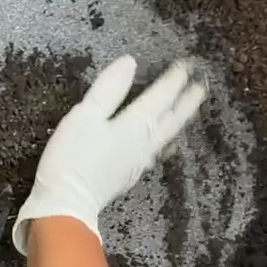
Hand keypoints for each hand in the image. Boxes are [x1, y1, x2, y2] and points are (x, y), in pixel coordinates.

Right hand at [12, 55, 206, 253]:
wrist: (66, 204)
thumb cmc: (72, 159)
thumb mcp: (83, 117)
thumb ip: (107, 90)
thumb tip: (129, 63)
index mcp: (134, 126)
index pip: (160, 97)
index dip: (173, 79)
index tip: (186, 65)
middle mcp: (143, 144)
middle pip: (171, 119)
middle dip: (186, 102)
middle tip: (201, 88)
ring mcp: (137, 163)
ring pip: (166, 137)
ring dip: (179, 122)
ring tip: (187, 113)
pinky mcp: (127, 177)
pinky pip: (155, 153)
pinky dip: (164, 143)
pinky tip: (163, 145)